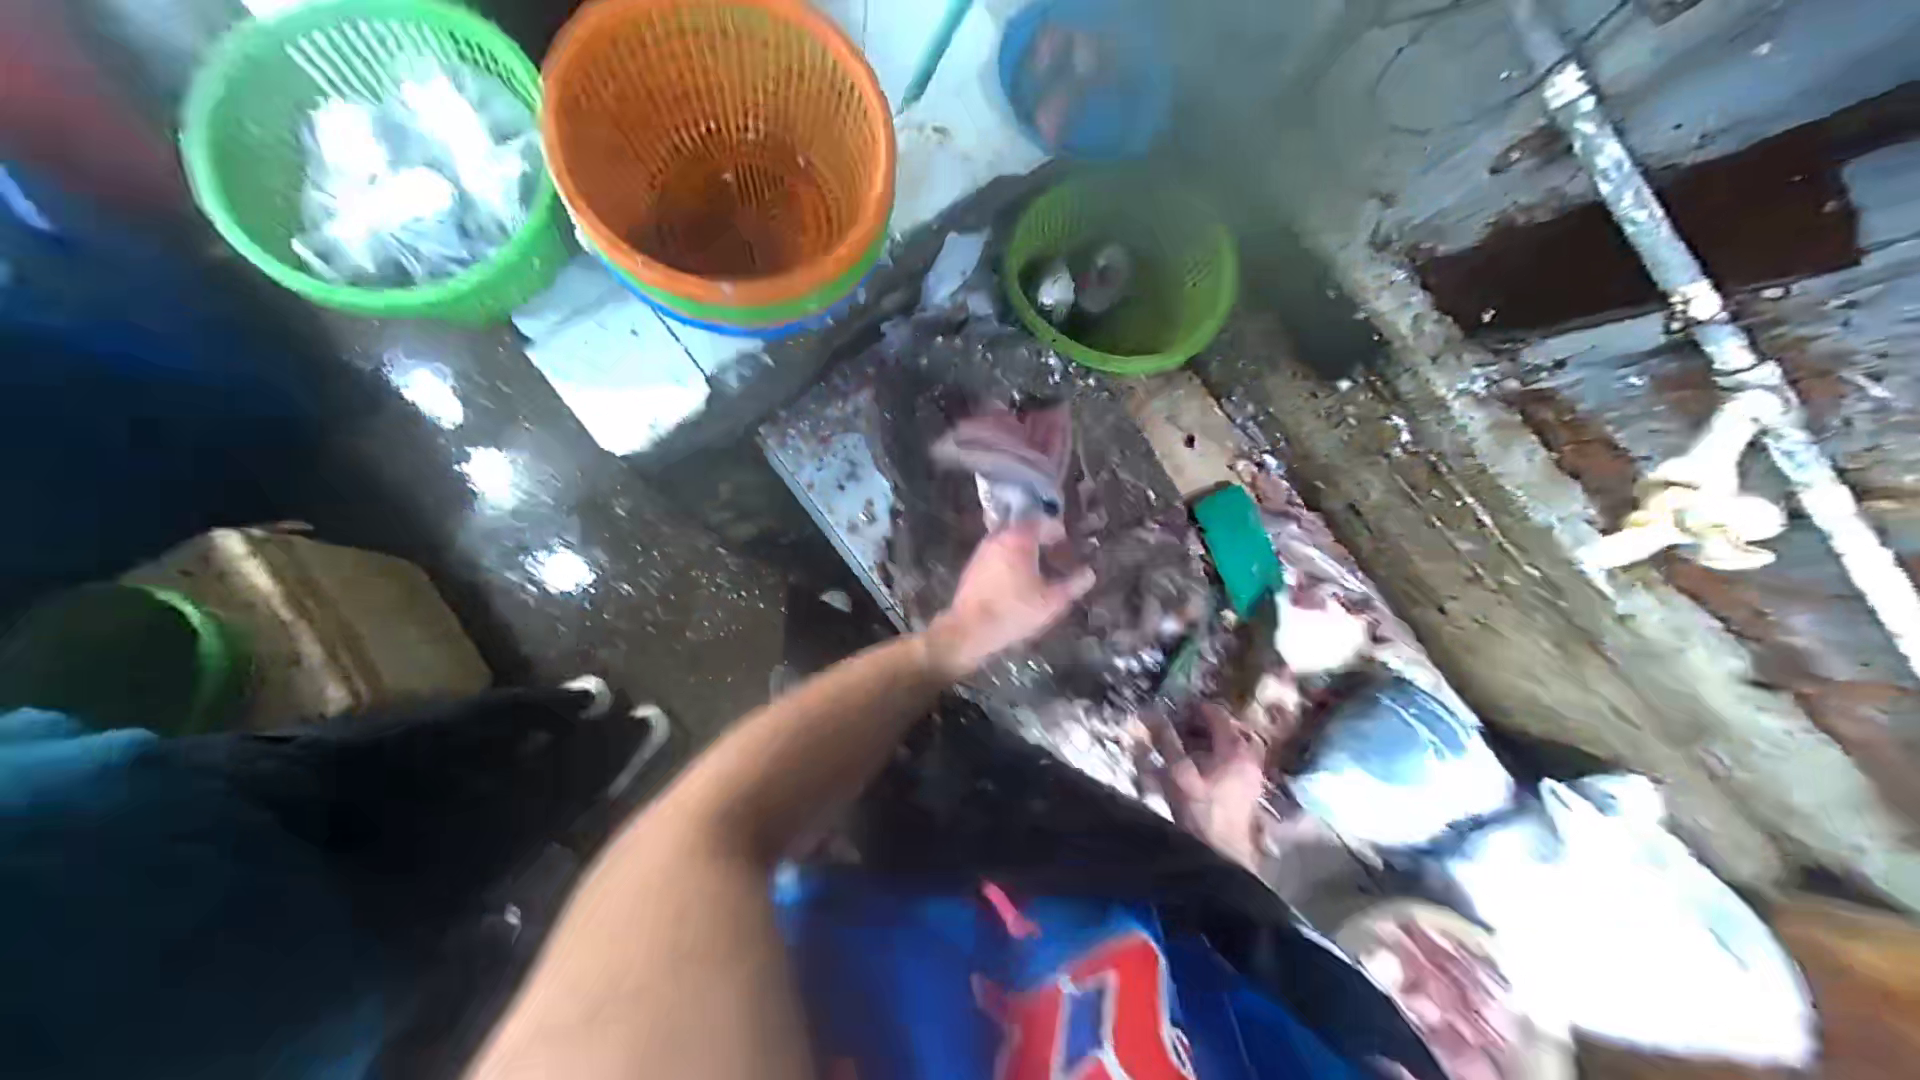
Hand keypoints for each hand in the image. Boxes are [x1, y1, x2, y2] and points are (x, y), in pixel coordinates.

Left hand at [923, 521, 1094, 680]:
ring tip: (1040, 570)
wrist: (968, 631)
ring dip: (1025, 551)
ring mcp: (981, 551)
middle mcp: (997, 538)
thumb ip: (1074, 585)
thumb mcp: (1051, 602)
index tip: (1068, 545)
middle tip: (1057, 556)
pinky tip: (1018, 581)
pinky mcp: (972, 567)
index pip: (1042, 522)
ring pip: (1009, 543)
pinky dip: (1010, 561)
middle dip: (1042, 541)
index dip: (1057, 532)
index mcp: (1018, 539)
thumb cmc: (1013, 612)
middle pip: (1024, 531)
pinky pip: (997, 556)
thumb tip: (1089, 573)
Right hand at [1162, 705, 1267, 870]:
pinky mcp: (1248, 791)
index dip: (1194, 708)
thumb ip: (1165, 741)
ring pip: (1233, 745)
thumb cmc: (1201, 812)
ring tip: (1187, 744)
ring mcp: (1252, 776)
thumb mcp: (1178, 773)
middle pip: (1229, 728)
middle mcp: (1250, 758)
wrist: (1223, 856)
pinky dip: (1217, 756)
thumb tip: (1151, 712)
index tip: (1175, 708)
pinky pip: (1235, 762)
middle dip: (1204, 723)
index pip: (1217, 714)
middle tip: (1181, 725)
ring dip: (1211, 740)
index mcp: (1235, 749)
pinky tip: (1198, 766)